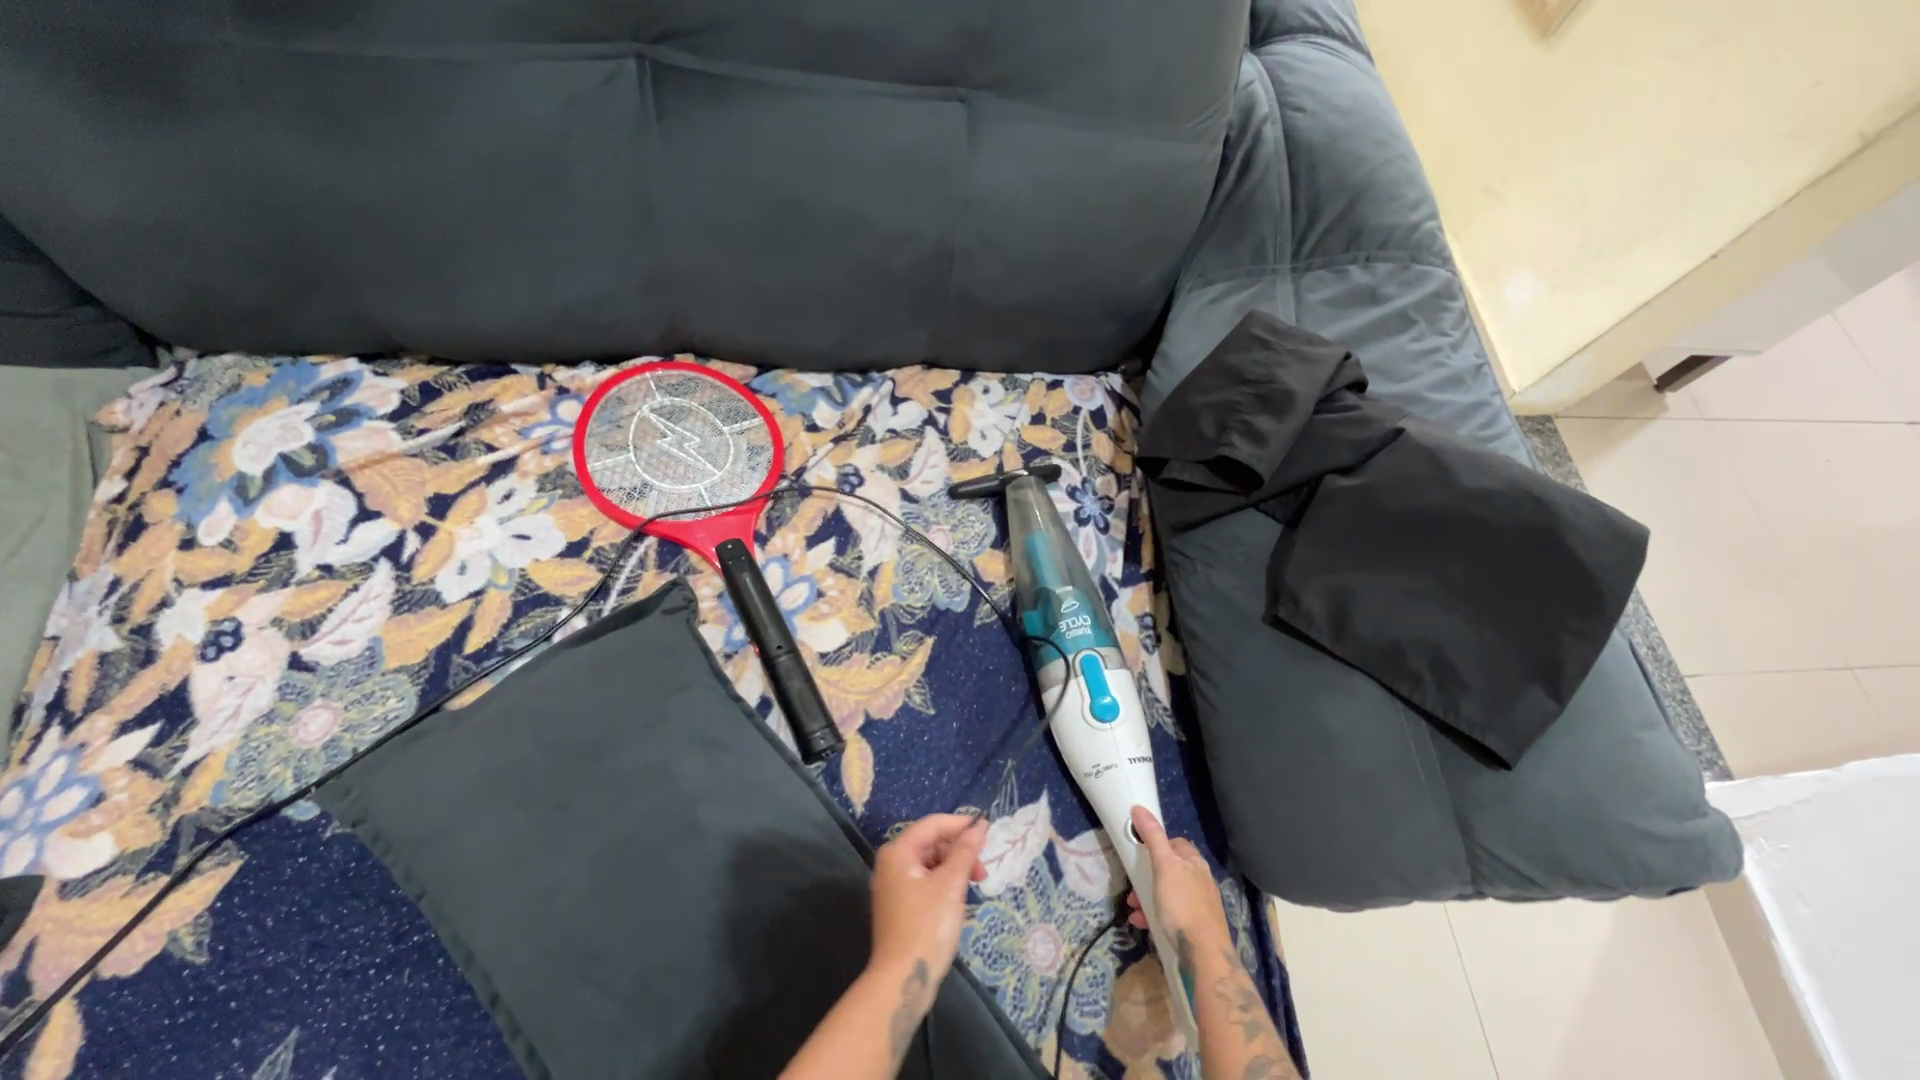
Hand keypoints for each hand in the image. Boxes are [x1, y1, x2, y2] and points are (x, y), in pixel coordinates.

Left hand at [869, 814, 988, 983]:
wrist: (903, 979)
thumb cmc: (927, 926)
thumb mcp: (950, 884)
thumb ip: (965, 851)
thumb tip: (980, 825)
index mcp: (898, 852)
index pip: (932, 825)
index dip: (960, 824)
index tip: (988, 830)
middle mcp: (892, 864)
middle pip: (931, 843)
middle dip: (959, 851)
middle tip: (983, 871)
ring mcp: (894, 886)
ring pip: (931, 864)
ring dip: (955, 869)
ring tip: (975, 886)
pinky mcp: (901, 906)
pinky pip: (926, 882)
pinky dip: (945, 884)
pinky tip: (960, 899)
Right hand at [1126, 805, 1232, 954]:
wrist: (1204, 953)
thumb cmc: (1182, 905)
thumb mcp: (1164, 867)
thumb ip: (1153, 838)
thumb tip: (1139, 808)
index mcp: (1194, 863)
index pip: (1175, 843)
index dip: (1156, 845)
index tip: (1139, 854)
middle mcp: (1200, 880)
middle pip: (1170, 870)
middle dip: (1148, 877)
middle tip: (1132, 887)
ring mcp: (1200, 903)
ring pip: (1169, 893)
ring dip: (1149, 897)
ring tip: (1134, 908)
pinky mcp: (1197, 924)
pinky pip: (1172, 913)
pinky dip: (1156, 915)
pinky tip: (1143, 923)